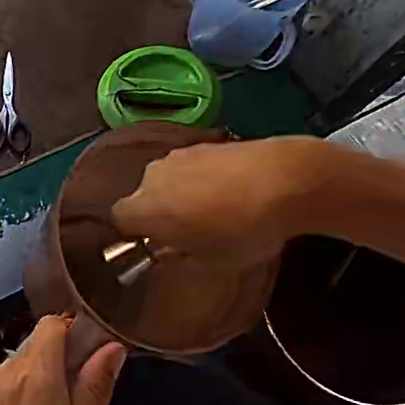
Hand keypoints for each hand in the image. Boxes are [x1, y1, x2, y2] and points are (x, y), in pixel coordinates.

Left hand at [0, 315, 125, 404]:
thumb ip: (96, 389)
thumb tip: (110, 348)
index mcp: (34, 378)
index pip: (53, 324)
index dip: (77, 331)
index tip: (95, 355)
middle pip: (36, 346)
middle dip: (61, 364)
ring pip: (17, 370)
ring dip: (38, 385)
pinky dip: (16, 403)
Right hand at [111, 137, 337, 269]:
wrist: (284, 180)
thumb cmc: (243, 231)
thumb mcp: (213, 263)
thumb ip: (183, 257)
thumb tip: (173, 250)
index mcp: (146, 207)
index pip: (120, 219)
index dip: (135, 234)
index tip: (156, 245)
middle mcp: (154, 175)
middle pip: (144, 195)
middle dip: (159, 212)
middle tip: (188, 232)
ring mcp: (181, 153)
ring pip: (169, 178)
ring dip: (181, 193)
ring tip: (215, 210)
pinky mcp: (207, 142)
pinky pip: (193, 166)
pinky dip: (203, 178)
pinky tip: (231, 191)